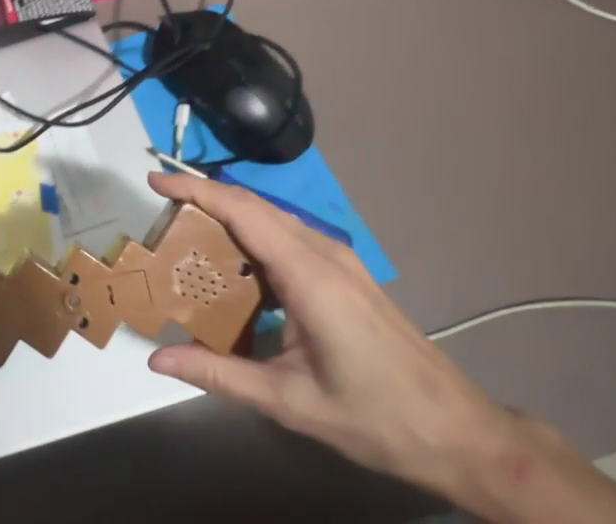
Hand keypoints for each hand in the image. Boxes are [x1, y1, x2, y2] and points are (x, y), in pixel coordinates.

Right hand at [143, 175, 615, 522]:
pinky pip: (288, 239)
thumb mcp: (289, 402)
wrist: (460, 434)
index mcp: (310, 276)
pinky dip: (251, 240)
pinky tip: (231, 270)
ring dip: (228, 218)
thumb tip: (157, 360)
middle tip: (160, 217)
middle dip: (204, 200)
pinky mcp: (346, 275)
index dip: (196, 190)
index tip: (155, 181)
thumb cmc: (377, 417)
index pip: (243, 212)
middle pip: (255, 207)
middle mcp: (325, 255)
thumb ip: (219, 374)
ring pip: (272, 220)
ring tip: (185, 238)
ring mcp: (340, 262)